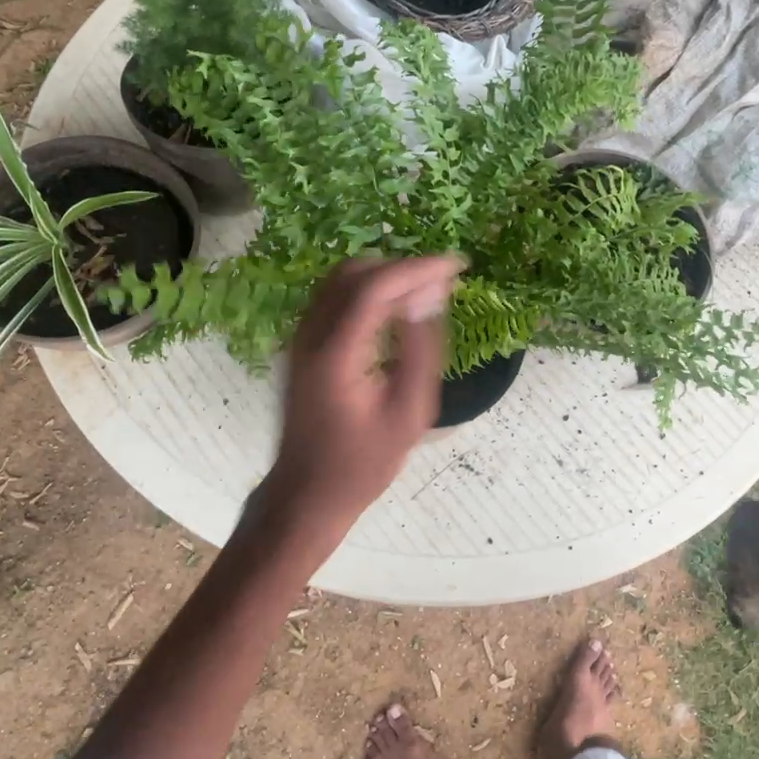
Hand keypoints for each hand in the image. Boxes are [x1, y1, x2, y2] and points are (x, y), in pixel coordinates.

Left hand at [260, 256, 461, 536]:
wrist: (306, 492)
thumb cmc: (363, 464)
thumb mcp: (408, 413)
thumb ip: (421, 350)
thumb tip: (429, 295)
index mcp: (337, 353)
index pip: (377, 287)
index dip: (419, 268)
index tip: (458, 266)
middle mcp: (311, 335)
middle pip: (355, 272)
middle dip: (402, 267)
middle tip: (442, 280)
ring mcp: (300, 337)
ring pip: (340, 278)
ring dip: (383, 274)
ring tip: (424, 290)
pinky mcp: (301, 344)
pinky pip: (333, 296)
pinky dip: (366, 289)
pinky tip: (395, 308)